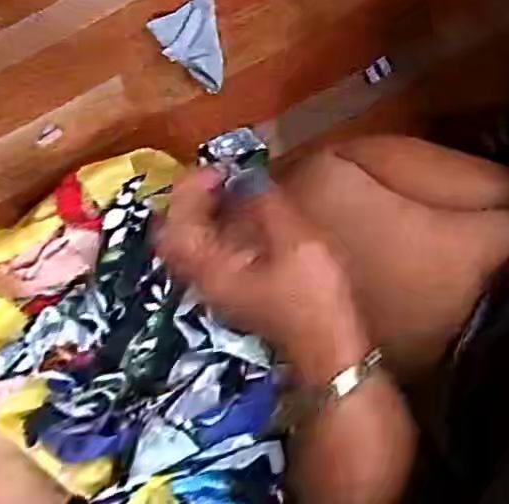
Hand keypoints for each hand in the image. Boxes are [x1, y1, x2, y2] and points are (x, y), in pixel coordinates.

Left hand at [157, 169, 370, 379]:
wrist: (330, 342)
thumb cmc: (313, 293)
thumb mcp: (296, 242)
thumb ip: (268, 208)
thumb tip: (248, 177)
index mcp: (212, 270)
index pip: (178, 228)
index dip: (189, 193)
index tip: (216, 166)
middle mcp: (206, 282)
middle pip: (180, 237)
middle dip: (193, 200)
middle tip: (221, 172)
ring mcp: (223, 289)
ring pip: (197, 245)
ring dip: (208, 211)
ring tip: (234, 184)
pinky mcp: (241, 289)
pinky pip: (217, 250)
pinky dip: (225, 225)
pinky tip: (250, 214)